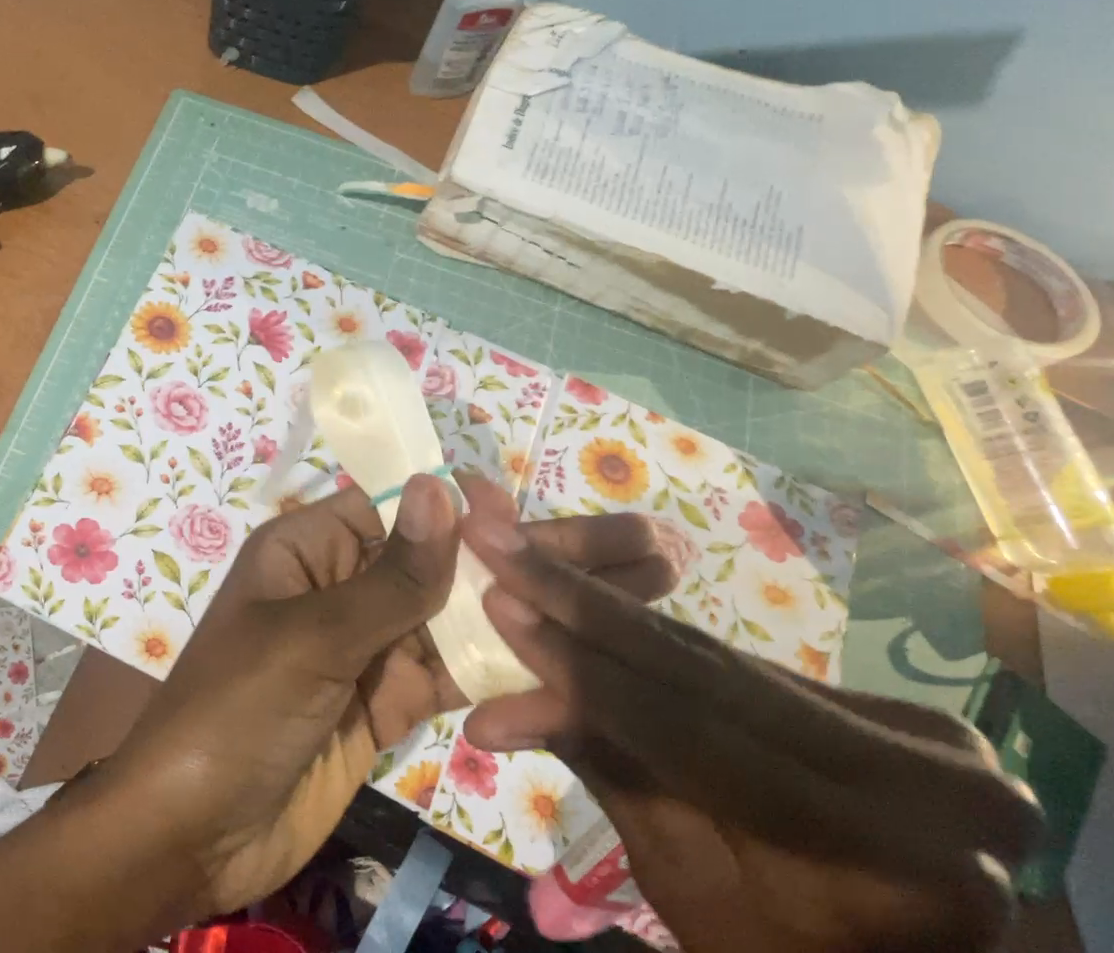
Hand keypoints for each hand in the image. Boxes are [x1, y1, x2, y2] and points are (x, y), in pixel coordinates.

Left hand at [89, 475, 678, 922]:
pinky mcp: (386, 706)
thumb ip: (390, 577)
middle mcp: (342, 589)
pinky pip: (453, 678)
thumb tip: (447, 489)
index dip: (476, 510)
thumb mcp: (309, 637)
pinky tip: (580, 664)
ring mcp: (368, 650)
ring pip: (459, 620)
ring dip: (538, 612)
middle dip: (533, 557)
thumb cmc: (235, 713)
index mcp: (307, 551)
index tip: (552, 512)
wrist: (193, 832)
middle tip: (641, 547)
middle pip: (447, 564)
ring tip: (638, 596)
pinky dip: (507, 674)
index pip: (403, 509)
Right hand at [455, 477, 1042, 952]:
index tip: (498, 602)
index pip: (699, 733)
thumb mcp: (686, 885)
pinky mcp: (903, 714)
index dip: (585, 668)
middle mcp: (939, 778)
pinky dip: (658, 643)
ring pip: (724, 661)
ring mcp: (935, 737)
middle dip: (585, 609)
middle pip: (713, 674)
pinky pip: (749, 670)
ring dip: (609, 614)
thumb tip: (491, 711)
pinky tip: (587, 602)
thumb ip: (611, 773)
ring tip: (523, 562)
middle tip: (501, 546)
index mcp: (894, 855)